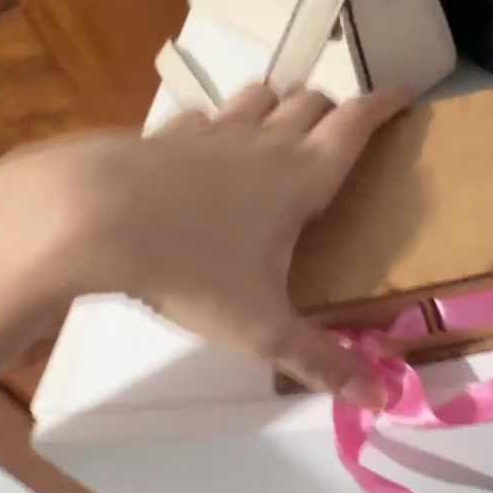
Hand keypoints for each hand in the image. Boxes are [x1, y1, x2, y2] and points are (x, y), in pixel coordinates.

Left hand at [0, 84, 408, 406]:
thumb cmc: (190, 267)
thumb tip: (381, 400)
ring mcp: (213, 131)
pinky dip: (223, 123)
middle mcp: (264, 141)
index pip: (357, 124)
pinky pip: (208, 116)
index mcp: (301, 176)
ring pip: (261, 97)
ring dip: (281, 105)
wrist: (88, 219)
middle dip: (335, 109)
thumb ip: (321, 361)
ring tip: (284, 125)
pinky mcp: (167, 133)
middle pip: (312, 103)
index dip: (385, 104)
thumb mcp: (261, 328)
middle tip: (343, 129)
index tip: (404, 92)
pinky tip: (209, 148)